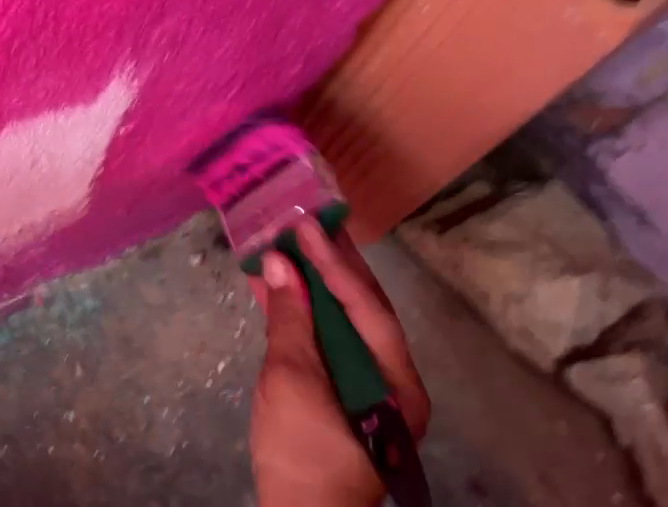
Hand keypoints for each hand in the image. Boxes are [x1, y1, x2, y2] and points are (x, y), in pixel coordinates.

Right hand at [247, 219, 428, 506]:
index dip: (333, 262)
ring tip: (285, 241)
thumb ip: (289, 319)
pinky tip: (272, 284)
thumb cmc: (301, 448)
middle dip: (331, 262)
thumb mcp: (291, 380)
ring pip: (341, 318)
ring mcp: (366, 383)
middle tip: (305, 218)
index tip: (304, 224)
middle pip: (362, 307)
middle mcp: (391, 377)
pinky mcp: (340, 388)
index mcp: (396, 380)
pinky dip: (299, 308)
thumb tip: (280, 263)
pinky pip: (324, 335)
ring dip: (311, 280)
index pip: (366, 306)